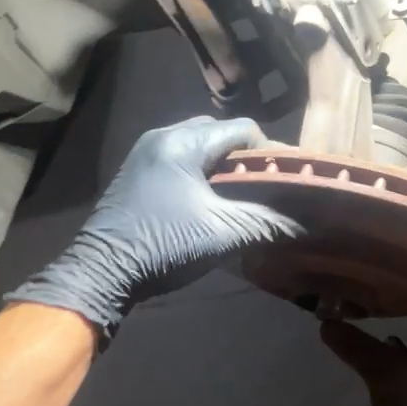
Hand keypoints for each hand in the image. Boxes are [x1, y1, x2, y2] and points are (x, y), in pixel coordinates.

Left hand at [7, 116, 298, 337]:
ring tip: (243, 192)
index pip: (244, 129)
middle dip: (247, 156)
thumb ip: (268, 222)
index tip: (286, 178)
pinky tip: (212, 196)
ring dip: (225, 162)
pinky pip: (182, 154)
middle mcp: (163, 136)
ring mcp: (146, 151)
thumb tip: (308, 222)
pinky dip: (203, 168)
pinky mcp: (138, 169)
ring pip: (201, 142)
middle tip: (266, 185)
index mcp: (184, 143)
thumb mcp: (223, 235)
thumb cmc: (162, 247)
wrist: (98, 276)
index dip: (271, 152)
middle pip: (222, 131)